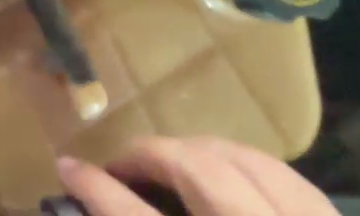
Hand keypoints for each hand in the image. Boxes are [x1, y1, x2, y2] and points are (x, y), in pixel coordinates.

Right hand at [58, 137, 338, 215]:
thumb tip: (92, 208)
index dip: (93, 186)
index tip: (67, 167)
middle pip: (196, 169)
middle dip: (146, 155)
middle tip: (122, 170)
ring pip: (248, 161)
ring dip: (198, 152)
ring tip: (172, 165)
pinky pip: (292, 182)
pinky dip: (250, 168)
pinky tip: (230, 181)